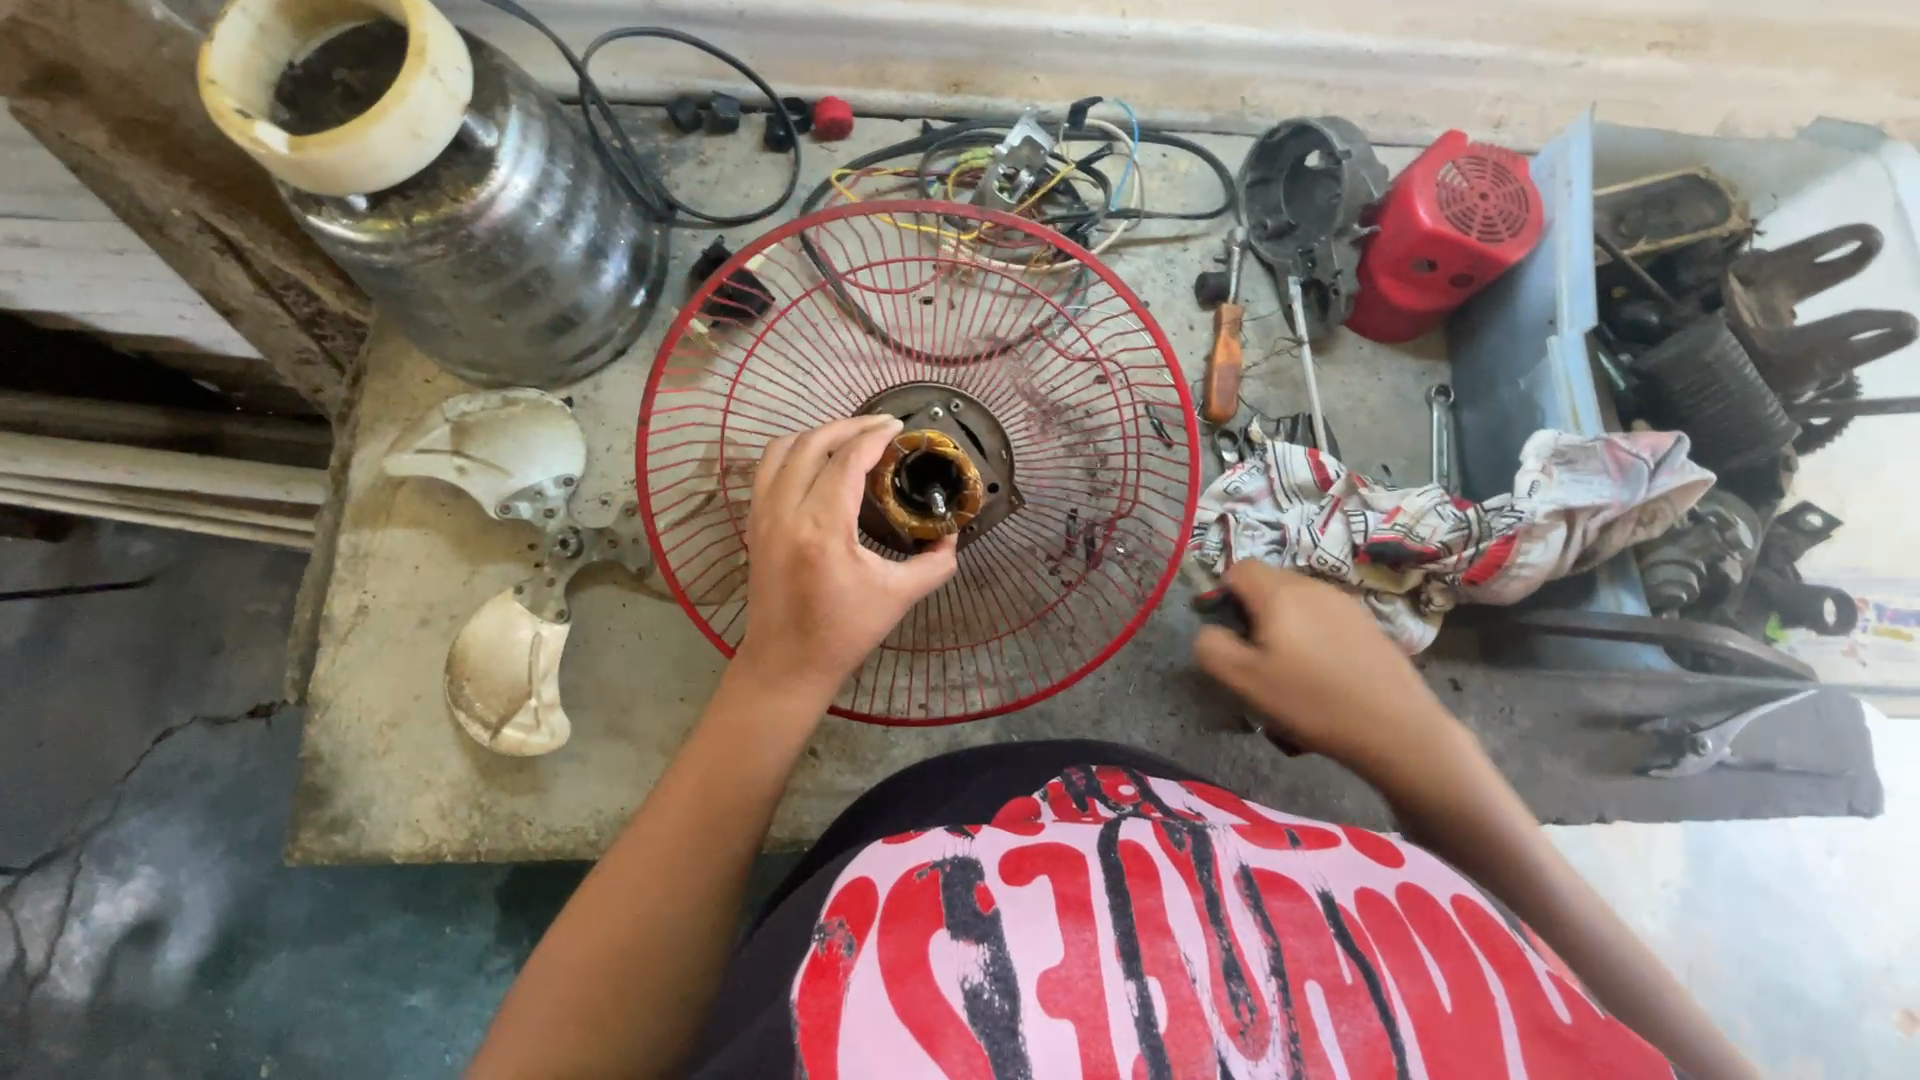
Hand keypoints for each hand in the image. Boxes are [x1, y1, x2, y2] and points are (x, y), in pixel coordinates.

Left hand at [733, 415, 957, 706]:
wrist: (786, 664)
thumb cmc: (843, 633)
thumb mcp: (899, 597)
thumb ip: (934, 562)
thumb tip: (952, 535)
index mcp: (822, 528)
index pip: (847, 459)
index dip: (875, 435)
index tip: (900, 428)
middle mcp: (785, 512)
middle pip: (813, 443)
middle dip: (851, 426)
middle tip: (882, 426)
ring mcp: (762, 516)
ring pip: (783, 449)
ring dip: (818, 434)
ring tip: (850, 438)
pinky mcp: (754, 525)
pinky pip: (767, 469)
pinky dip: (793, 453)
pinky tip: (817, 462)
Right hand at [1193, 561, 1471, 783]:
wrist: (1397, 728)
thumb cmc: (1312, 702)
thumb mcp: (1244, 681)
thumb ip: (1212, 647)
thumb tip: (1209, 631)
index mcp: (1280, 593)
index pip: (1240, 569)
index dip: (1225, 596)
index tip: (1231, 635)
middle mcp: (1314, 587)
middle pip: (1269, 584)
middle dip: (1254, 613)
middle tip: (1258, 658)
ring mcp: (1346, 604)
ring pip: (1298, 602)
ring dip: (1285, 626)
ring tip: (1291, 671)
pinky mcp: (1369, 625)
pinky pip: (1324, 618)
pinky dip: (1313, 637)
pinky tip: (1323, 676)